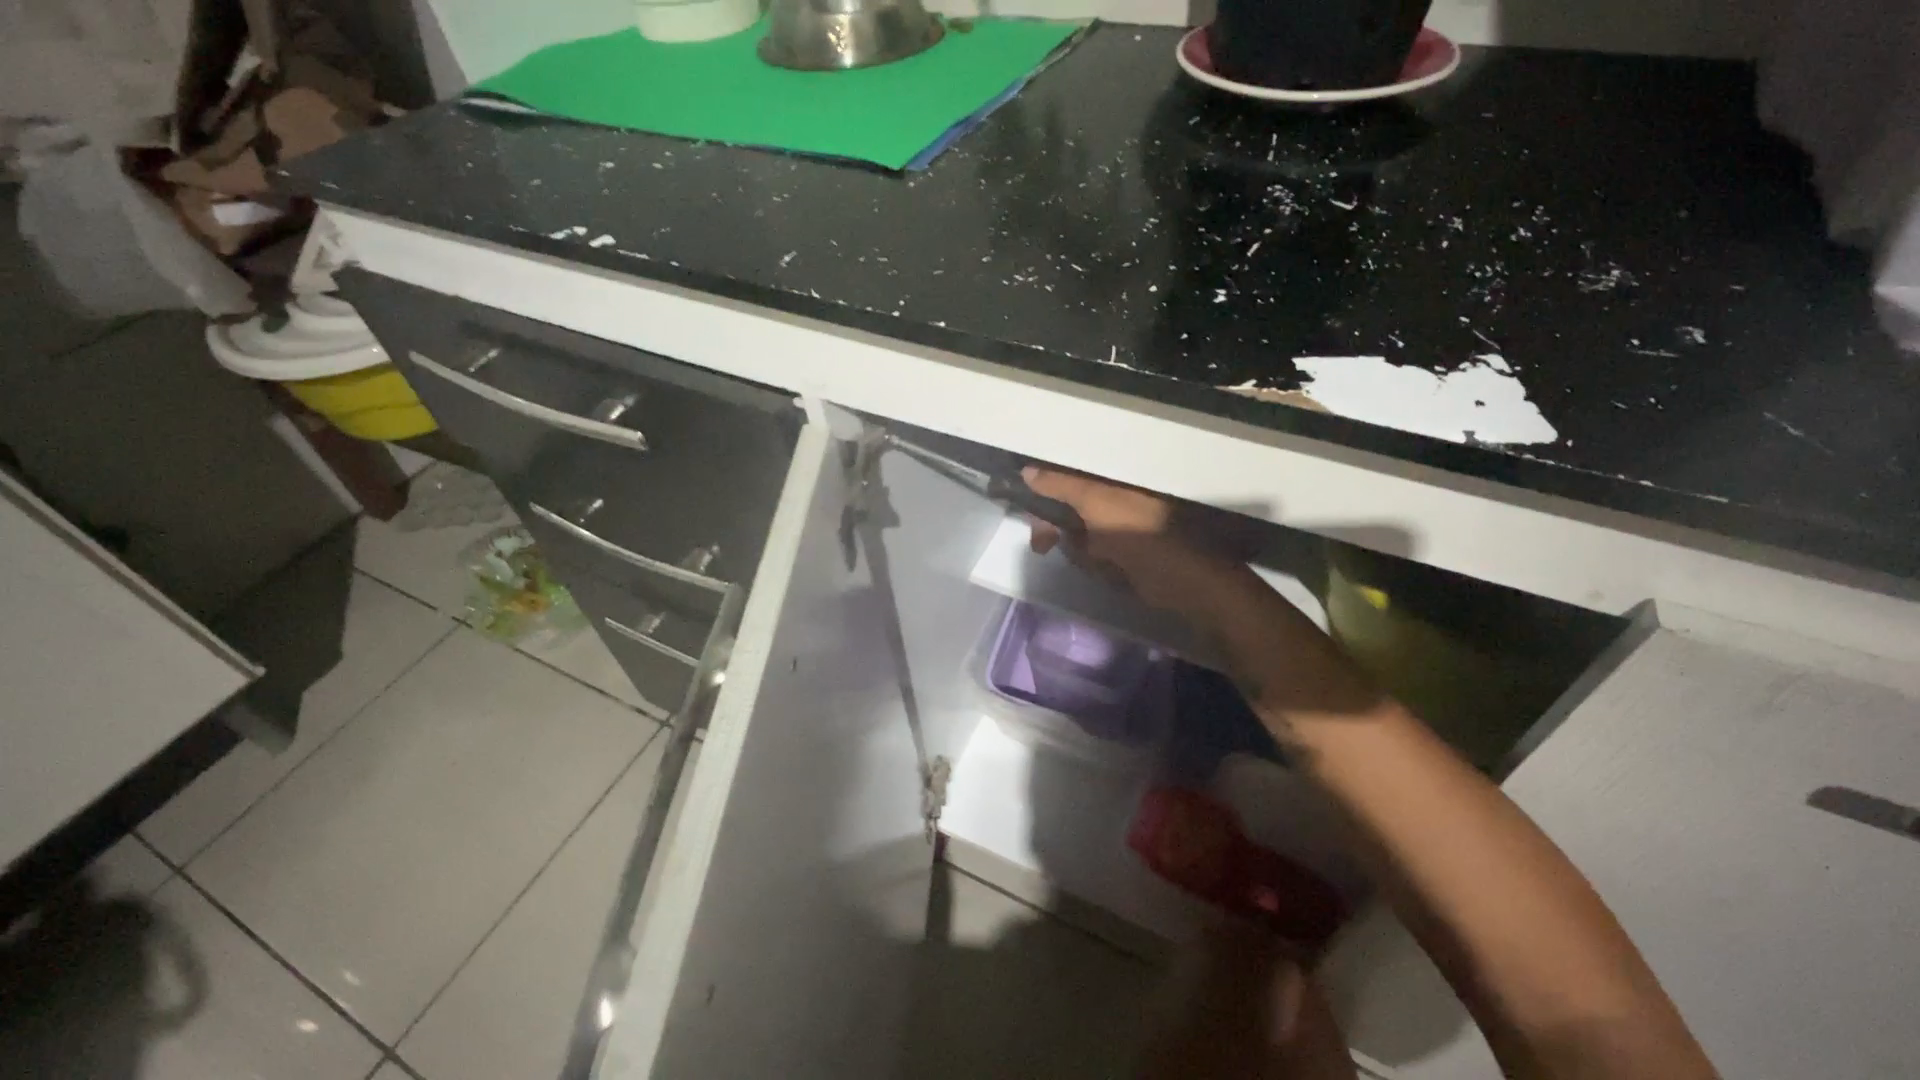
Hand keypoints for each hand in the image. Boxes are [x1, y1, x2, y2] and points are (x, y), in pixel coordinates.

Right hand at [1021, 466, 1231, 614]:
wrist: (1180, 578)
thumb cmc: (1138, 532)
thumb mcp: (1094, 501)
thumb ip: (1060, 484)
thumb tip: (1026, 470)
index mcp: (1110, 479)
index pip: (1065, 477)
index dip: (1042, 491)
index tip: (1024, 507)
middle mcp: (1113, 499)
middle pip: (1067, 508)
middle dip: (1054, 527)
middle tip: (1041, 546)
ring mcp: (1118, 528)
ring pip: (1076, 537)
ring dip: (1079, 551)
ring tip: (1097, 559)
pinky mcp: (1123, 554)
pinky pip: (1093, 557)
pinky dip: (1095, 565)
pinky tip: (1109, 571)